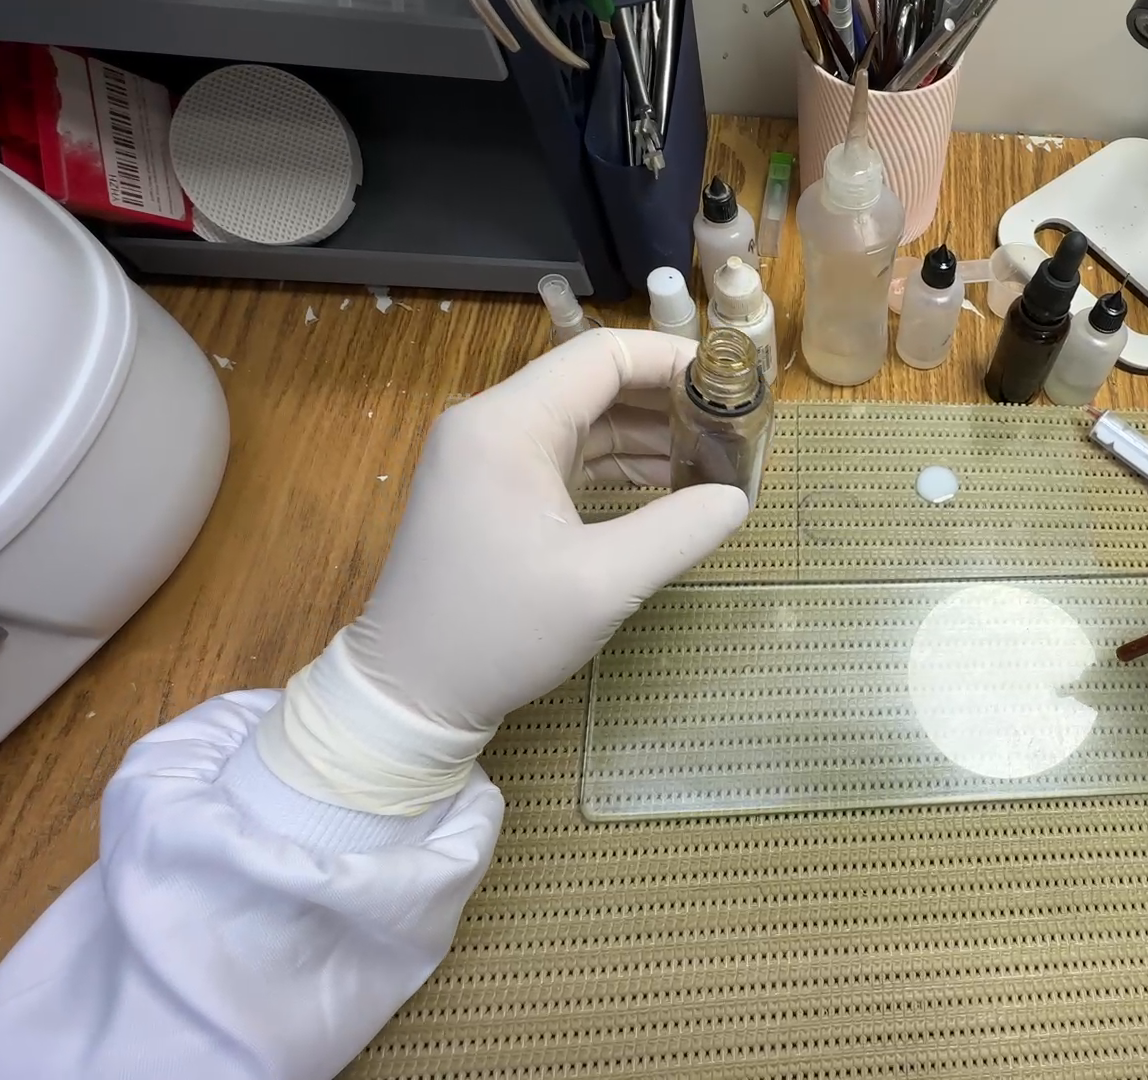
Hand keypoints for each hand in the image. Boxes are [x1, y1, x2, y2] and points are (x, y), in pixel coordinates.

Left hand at [258, 329, 749, 815]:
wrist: (411, 693)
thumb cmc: (500, 631)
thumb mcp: (604, 583)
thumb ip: (680, 530)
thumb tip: (737, 497)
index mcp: (509, 425)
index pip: (603, 356)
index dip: (674, 361)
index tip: (731, 387)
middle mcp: (495, 424)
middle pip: (596, 382)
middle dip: (669, 399)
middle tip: (732, 427)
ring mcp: (493, 457)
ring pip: (587, 418)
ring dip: (650, 433)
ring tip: (712, 458)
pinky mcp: (499, 489)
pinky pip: (572, 454)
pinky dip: (622, 462)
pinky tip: (667, 486)